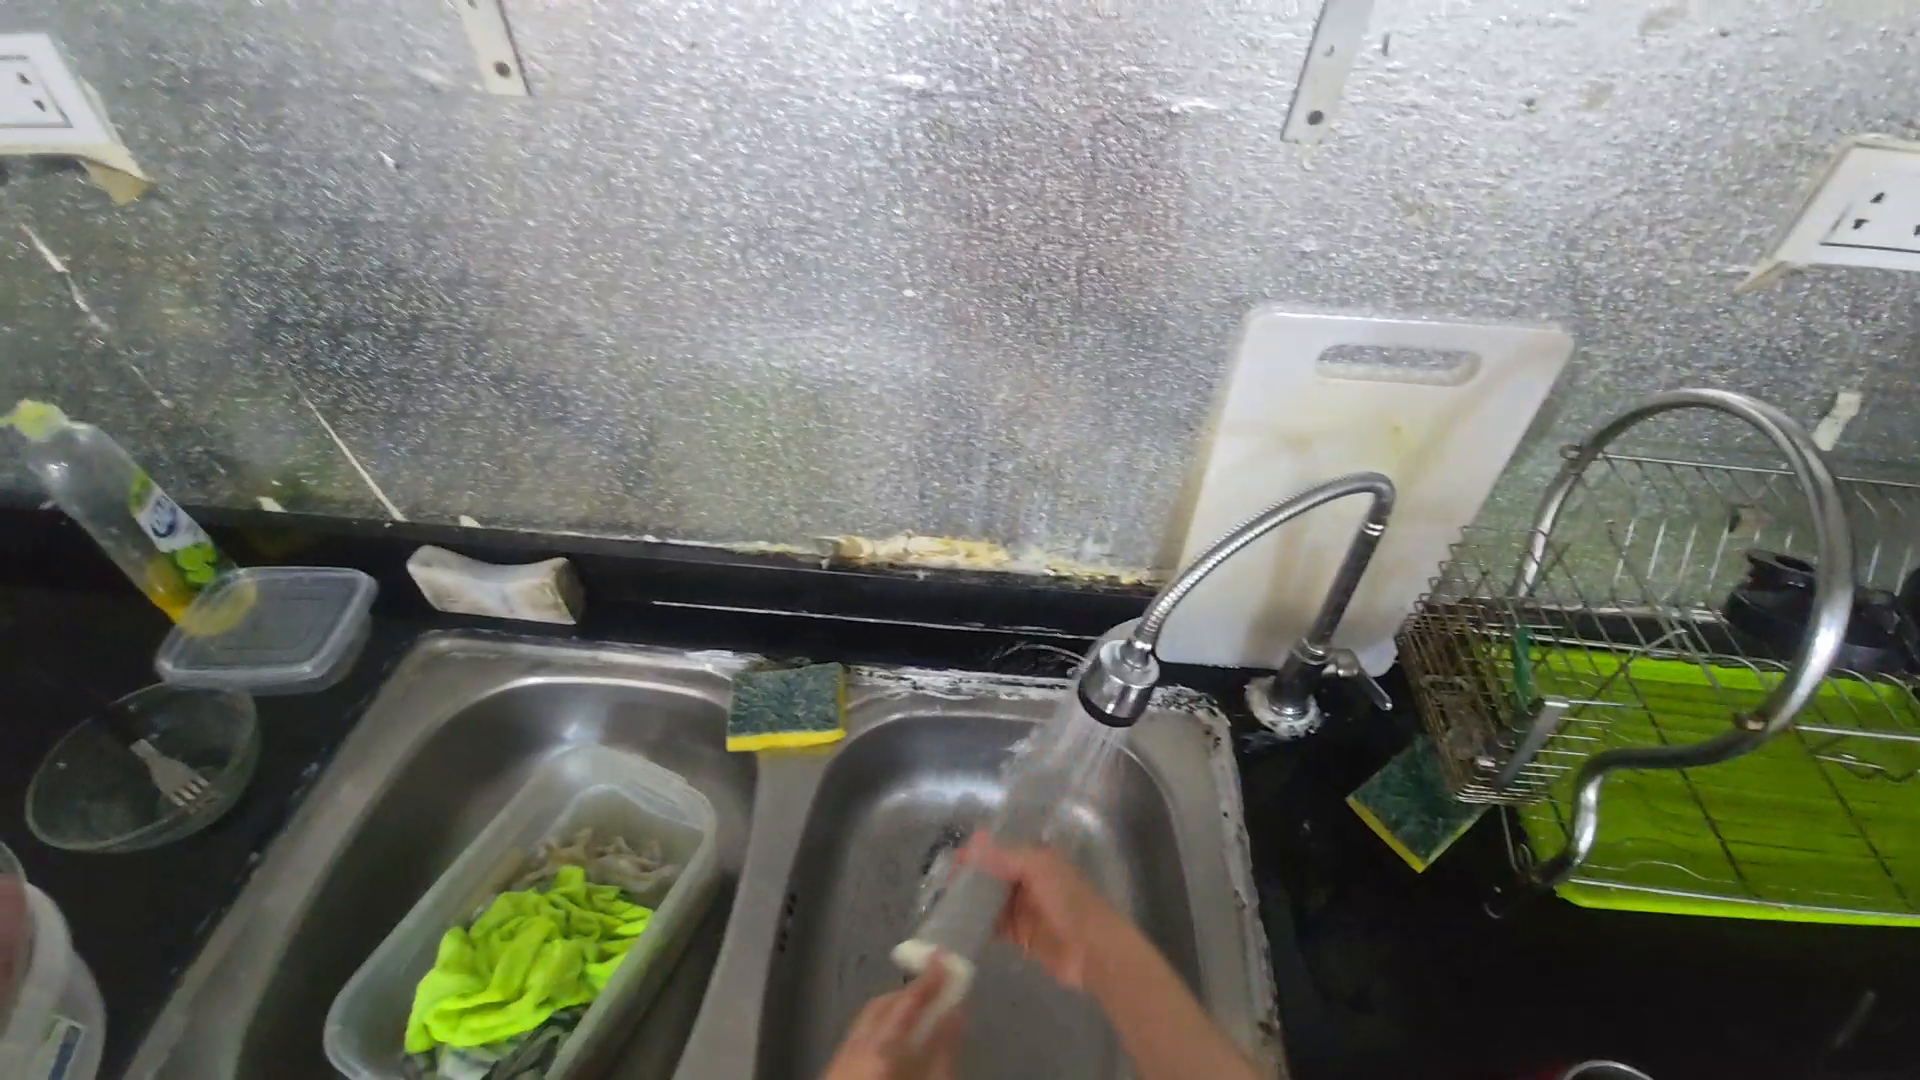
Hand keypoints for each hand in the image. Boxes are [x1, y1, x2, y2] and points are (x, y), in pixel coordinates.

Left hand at [819, 962, 963, 1079]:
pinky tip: (894, 1042)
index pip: (909, 1002)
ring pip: (867, 1021)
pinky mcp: (832, 1073)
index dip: (930, 978)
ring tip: (921, 1012)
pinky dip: (879, 1028)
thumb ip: (944, 1053)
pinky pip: (857, 1037)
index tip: (946, 956)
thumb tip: (955, 1012)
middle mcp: (856, 1049)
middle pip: (885, 1007)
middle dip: (911, 993)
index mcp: (883, 1051)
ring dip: (894, 1010)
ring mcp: (839, 1061)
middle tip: (938, 985)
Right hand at [958, 833, 1125, 989]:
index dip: (980, 851)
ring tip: (945, 903)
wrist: (1093, 950)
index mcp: (1038, 858)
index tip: (954, 858)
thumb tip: (975, 841)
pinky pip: (996, 925)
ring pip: (992, 900)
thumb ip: (1006, 856)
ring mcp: (1026, 908)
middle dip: (972, 877)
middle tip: (944, 883)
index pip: (1003, 848)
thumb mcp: (1039, 868)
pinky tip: (960, 926)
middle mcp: (1030, 880)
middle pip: (995, 874)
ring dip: (973, 901)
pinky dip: (980, 924)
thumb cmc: (1069, 901)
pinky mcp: (1022, 935)